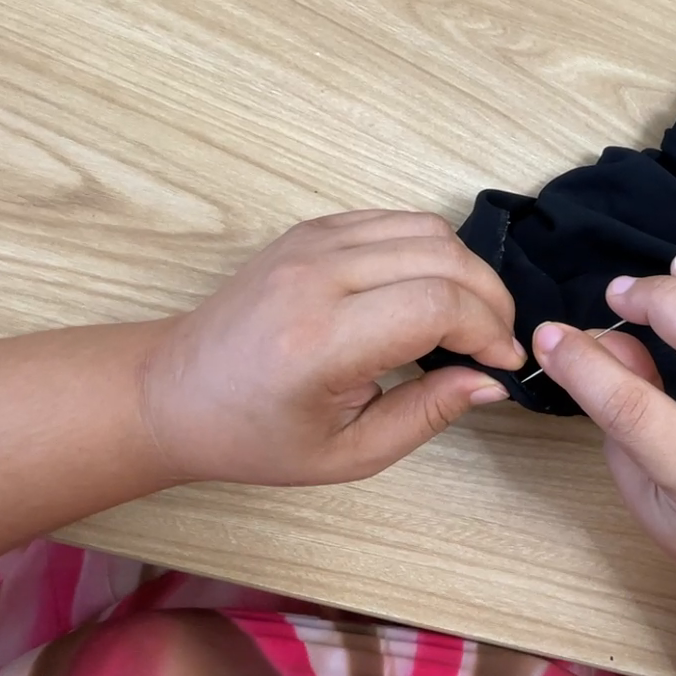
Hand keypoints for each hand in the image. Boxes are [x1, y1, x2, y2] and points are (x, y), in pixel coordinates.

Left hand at [139, 211, 526, 486]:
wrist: (173, 389)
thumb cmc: (257, 437)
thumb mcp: (349, 454)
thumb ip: (428, 414)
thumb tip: (493, 382)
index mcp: (320, 340)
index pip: (436, 305)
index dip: (488, 330)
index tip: (502, 363)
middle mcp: (316, 275)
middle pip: (444, 258)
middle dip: (492, 300)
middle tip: (498, 342)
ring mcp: (313, 241)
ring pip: (430, 230)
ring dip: (469, 272)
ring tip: (472, 317)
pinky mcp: (315, 228)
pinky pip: (401, 222)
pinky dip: (436, 253)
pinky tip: (434, 291)